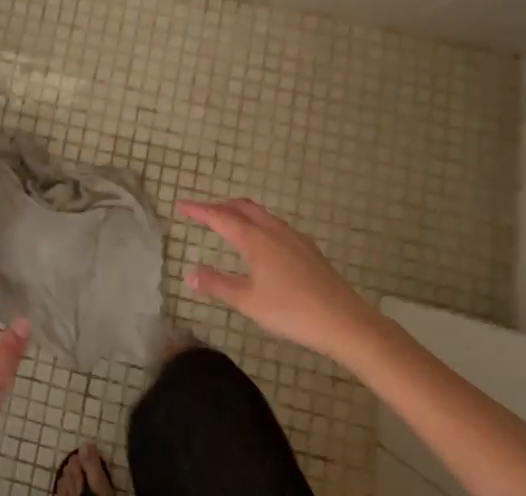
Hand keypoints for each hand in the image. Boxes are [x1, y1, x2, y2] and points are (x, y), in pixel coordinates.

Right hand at [177, 198, 382, 364]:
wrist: (344, 320)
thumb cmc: (291, 311)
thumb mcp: (247, 301)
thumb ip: (218, 285)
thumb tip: (190, 274)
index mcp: (254, 239)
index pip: (219, 217)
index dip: (198, 210)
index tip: (181, 204)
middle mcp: (273, 230)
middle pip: (241, 207)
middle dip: (220, 206)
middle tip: (202, 213)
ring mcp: (294, 237)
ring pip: (261, 214)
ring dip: (241, 213)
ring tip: (229, 224)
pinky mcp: (308, 249)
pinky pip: (276, 225)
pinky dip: (259, 224)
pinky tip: (263, 244)